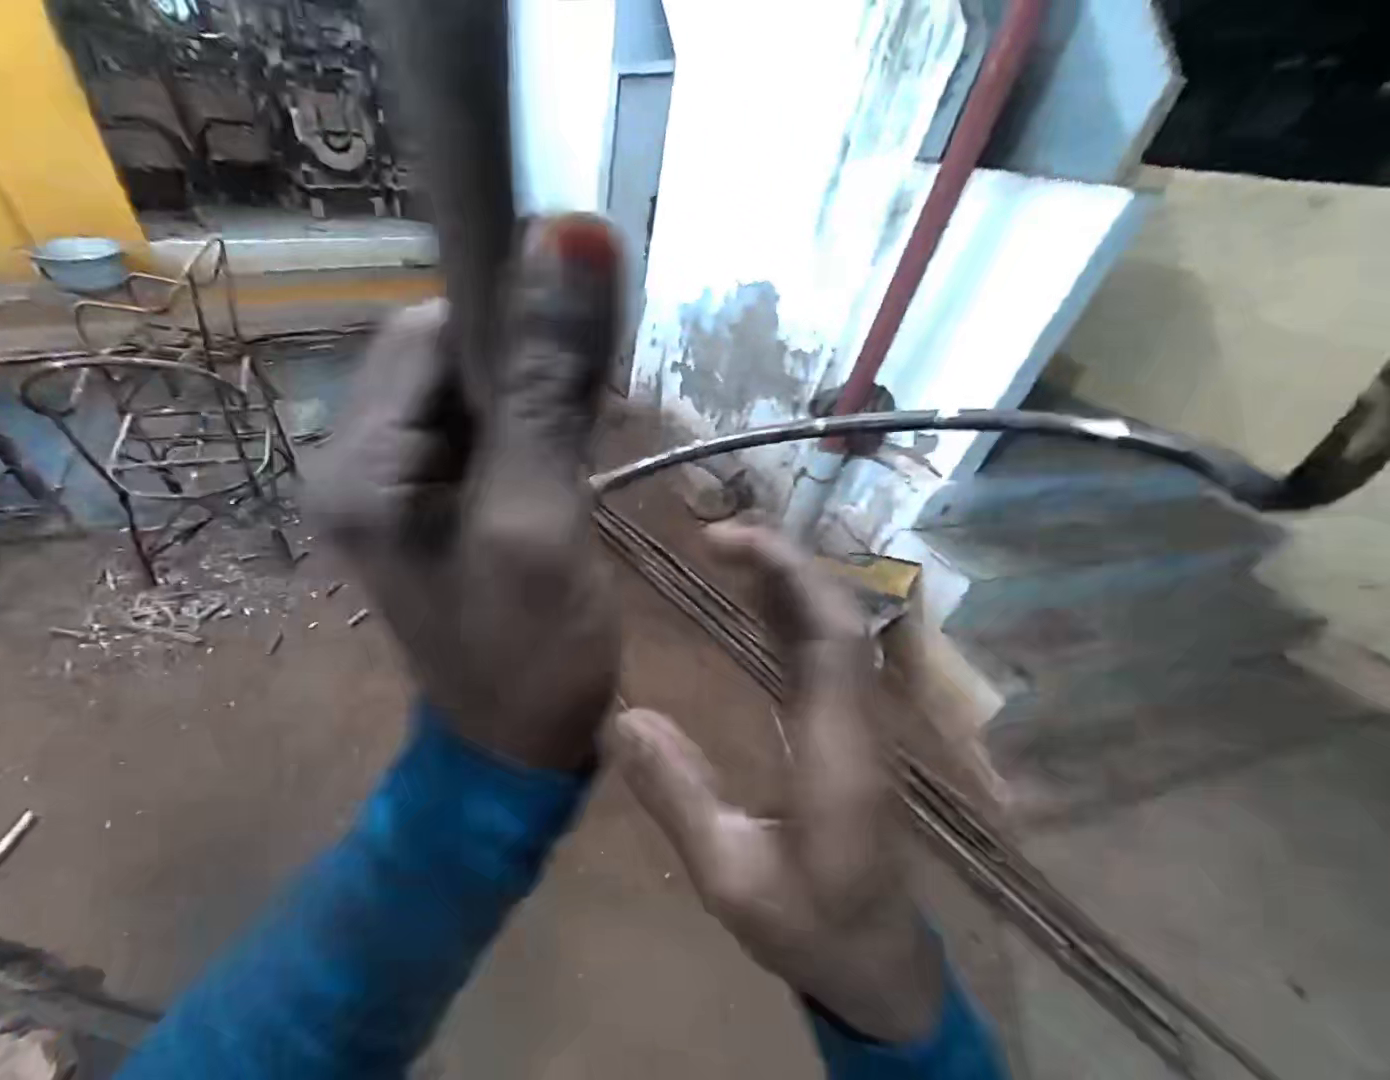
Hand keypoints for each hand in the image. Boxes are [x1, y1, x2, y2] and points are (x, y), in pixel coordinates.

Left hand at [310, 215, 621, 770]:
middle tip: (592, 404)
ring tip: (583, 432)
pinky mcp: (423, 493)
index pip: (423, 334)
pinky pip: (473, 422)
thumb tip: (571, 235)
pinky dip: (524, 419)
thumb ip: (547, 388)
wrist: (515, 745)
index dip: (504, 317)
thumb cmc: (528, 659)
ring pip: (462, 383)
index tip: (582, 344)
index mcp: (357, 469)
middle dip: (520, 359)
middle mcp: (352, 460)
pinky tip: (562, 450)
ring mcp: (385, 478)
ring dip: (529, 388)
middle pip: (439, 353)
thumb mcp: (538, 523)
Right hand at [611, 524, 942, 1043]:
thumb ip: (680, 798)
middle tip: (713, 535)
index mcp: (840, 752)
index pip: (831, 638)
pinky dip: (787, 614)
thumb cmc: (808, 925)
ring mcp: (856, 727)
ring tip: (725, 551)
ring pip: (835, 631)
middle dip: (782, 564)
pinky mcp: (844, 733)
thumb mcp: (730, 877)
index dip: (787, 575)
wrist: (878, 967)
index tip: (724, 542)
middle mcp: (859, 725)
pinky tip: (750, 602)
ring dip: (786, 582)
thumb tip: (625, 717)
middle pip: (838, 619)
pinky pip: (821, 655)